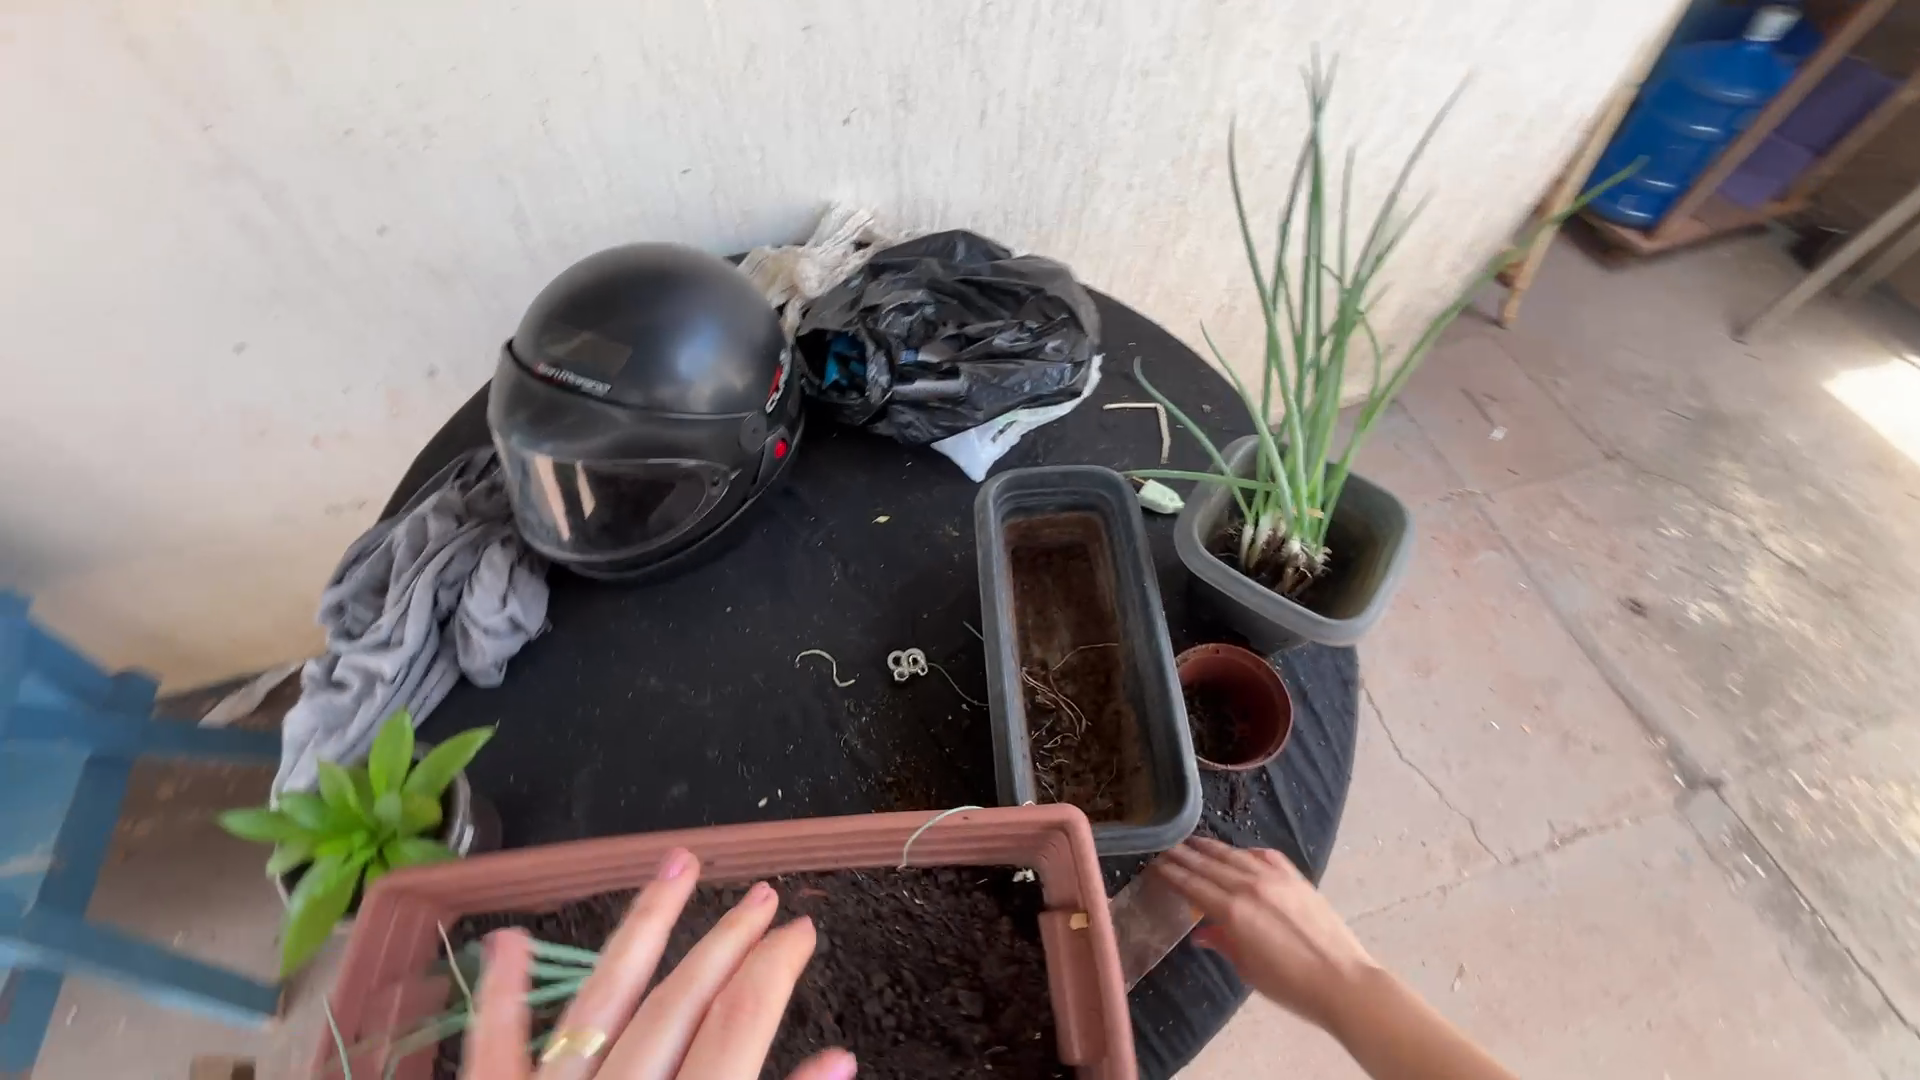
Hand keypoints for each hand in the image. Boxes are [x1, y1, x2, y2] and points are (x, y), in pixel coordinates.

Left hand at [460, 847, 855, 1079]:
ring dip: (644, 925)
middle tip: (766, 896)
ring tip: (677, 862)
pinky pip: (489, 1059)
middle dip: (729, 939)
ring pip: (601, 1000)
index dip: (776, 968)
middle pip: (681, 1001)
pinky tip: (510, 941)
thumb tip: (838, 1061)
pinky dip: (500, 1000)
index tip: (801, 931)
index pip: (740, 1025)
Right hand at [1155, 836, 1379, 1033]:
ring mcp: (1274, 877)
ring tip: (1193, 842)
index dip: (1173, 874)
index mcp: (1232, 911)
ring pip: (1233, 854)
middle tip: (1166, 848)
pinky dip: (1247, 852)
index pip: (1193, 885)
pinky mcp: (1295, 877)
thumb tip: (1200, 933)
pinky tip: (1239, 852)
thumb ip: (1222, 943)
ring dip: (1210, 847)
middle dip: (1184, 856)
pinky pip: (1265, 855)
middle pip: (1208, 864)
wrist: (1344, 983)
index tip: (1157, 865)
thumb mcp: (1248, 970)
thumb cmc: (1291, 986)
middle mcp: (1249, 886)